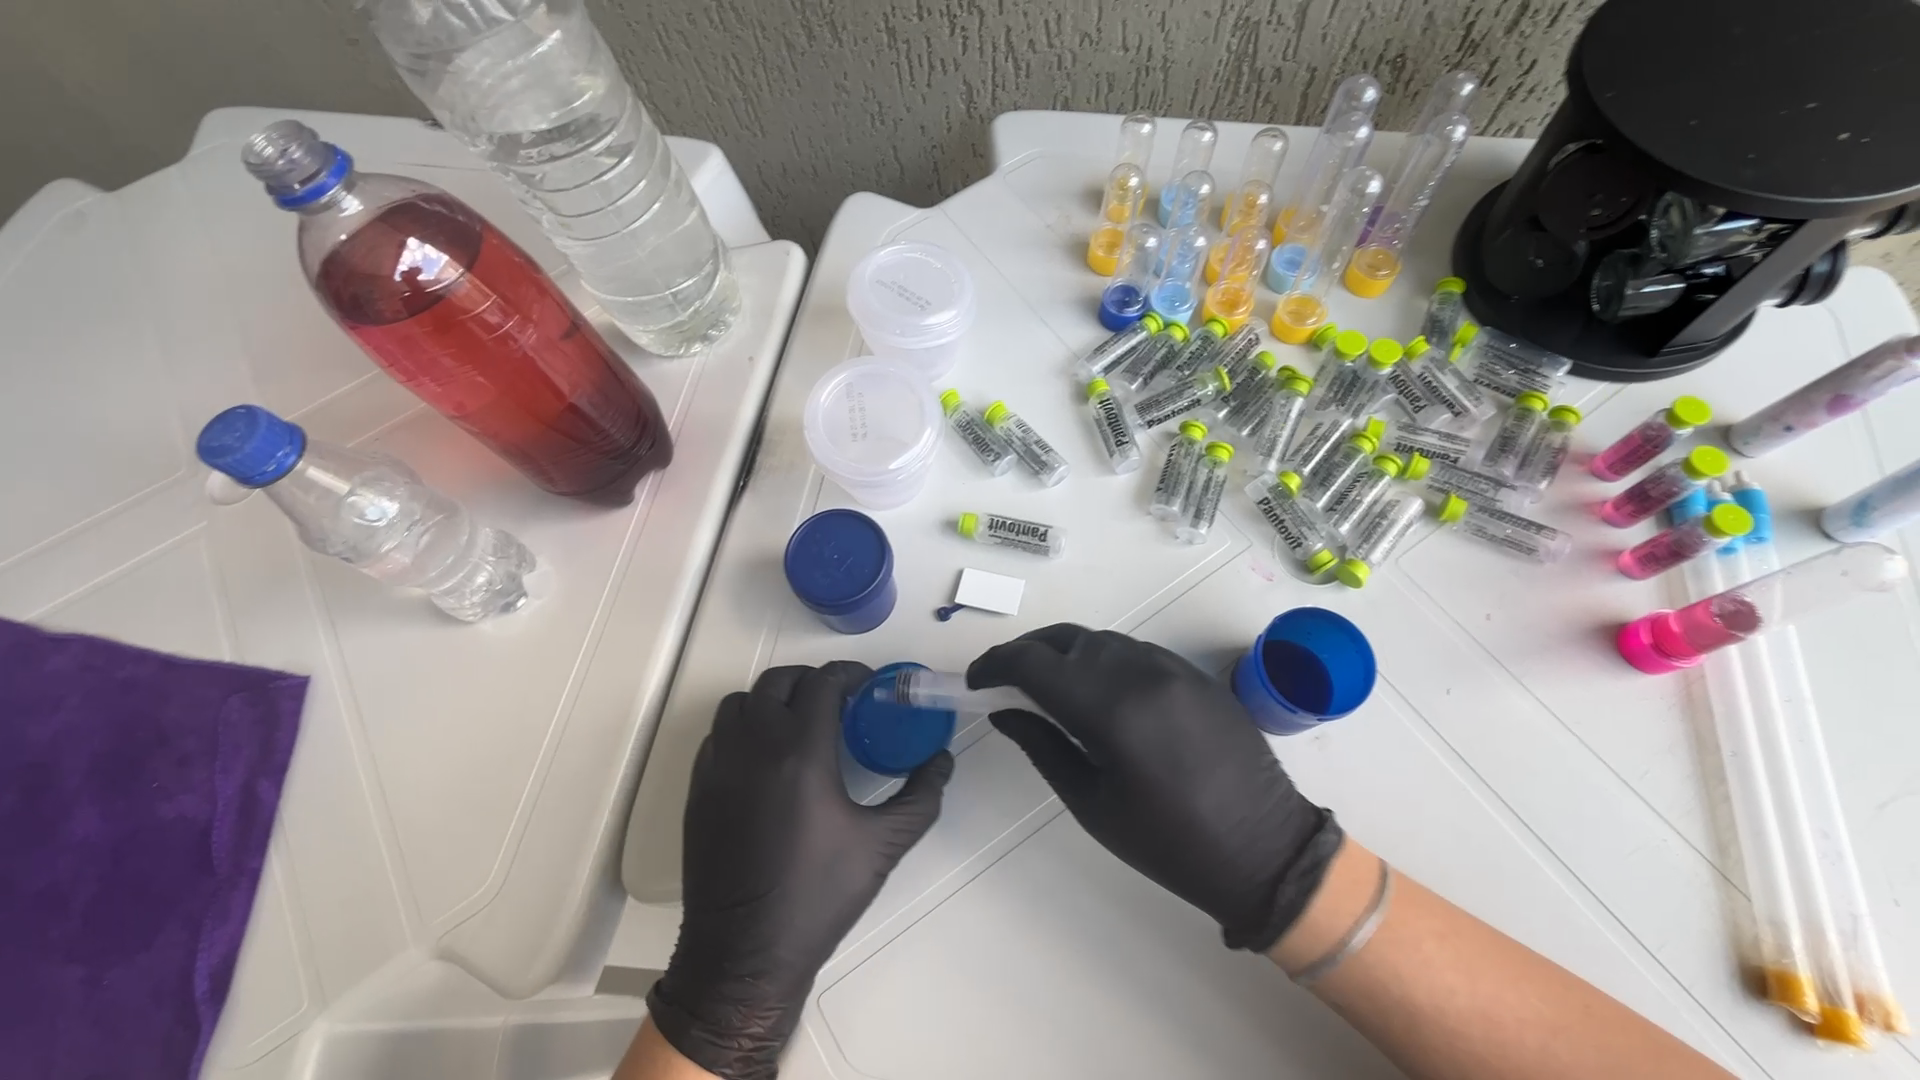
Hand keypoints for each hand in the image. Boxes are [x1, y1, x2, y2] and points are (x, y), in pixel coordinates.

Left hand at [648, 663, 953, 1079]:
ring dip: (772, 699)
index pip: (822, 683)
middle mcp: (754, 746)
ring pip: (740, 702)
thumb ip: (921, 795)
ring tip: (799, 722)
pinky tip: (766, 756)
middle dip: (811, 681)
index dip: (849, 674)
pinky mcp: (698, 788)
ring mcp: (719, 765)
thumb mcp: (884, 845)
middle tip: (838, 702)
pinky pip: (718, 734)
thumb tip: (941, 760)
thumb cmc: (819, 895)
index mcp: (801, 752)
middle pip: (778, 681)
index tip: (867, 686)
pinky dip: (744, 727)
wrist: (745, 953)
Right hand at [969, 624, 1341, 952]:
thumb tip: (1004, 711)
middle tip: (1003, 679)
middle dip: (1026, 653)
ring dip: (1065, 654)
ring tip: (1046, 685)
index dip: (996, 664)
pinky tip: (1097, 691)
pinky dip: (1104, 660)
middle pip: (1067, 640)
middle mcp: (1142, 673)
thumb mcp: (1091, 804)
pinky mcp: (1197, 676)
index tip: (975, 681)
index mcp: (1112, 710)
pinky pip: (1136, 652)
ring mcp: (1175, 669)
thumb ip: (1042, 746)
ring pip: (1103, 640)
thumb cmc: (1168, 843)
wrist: (1264, 850)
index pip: (1035, 664)